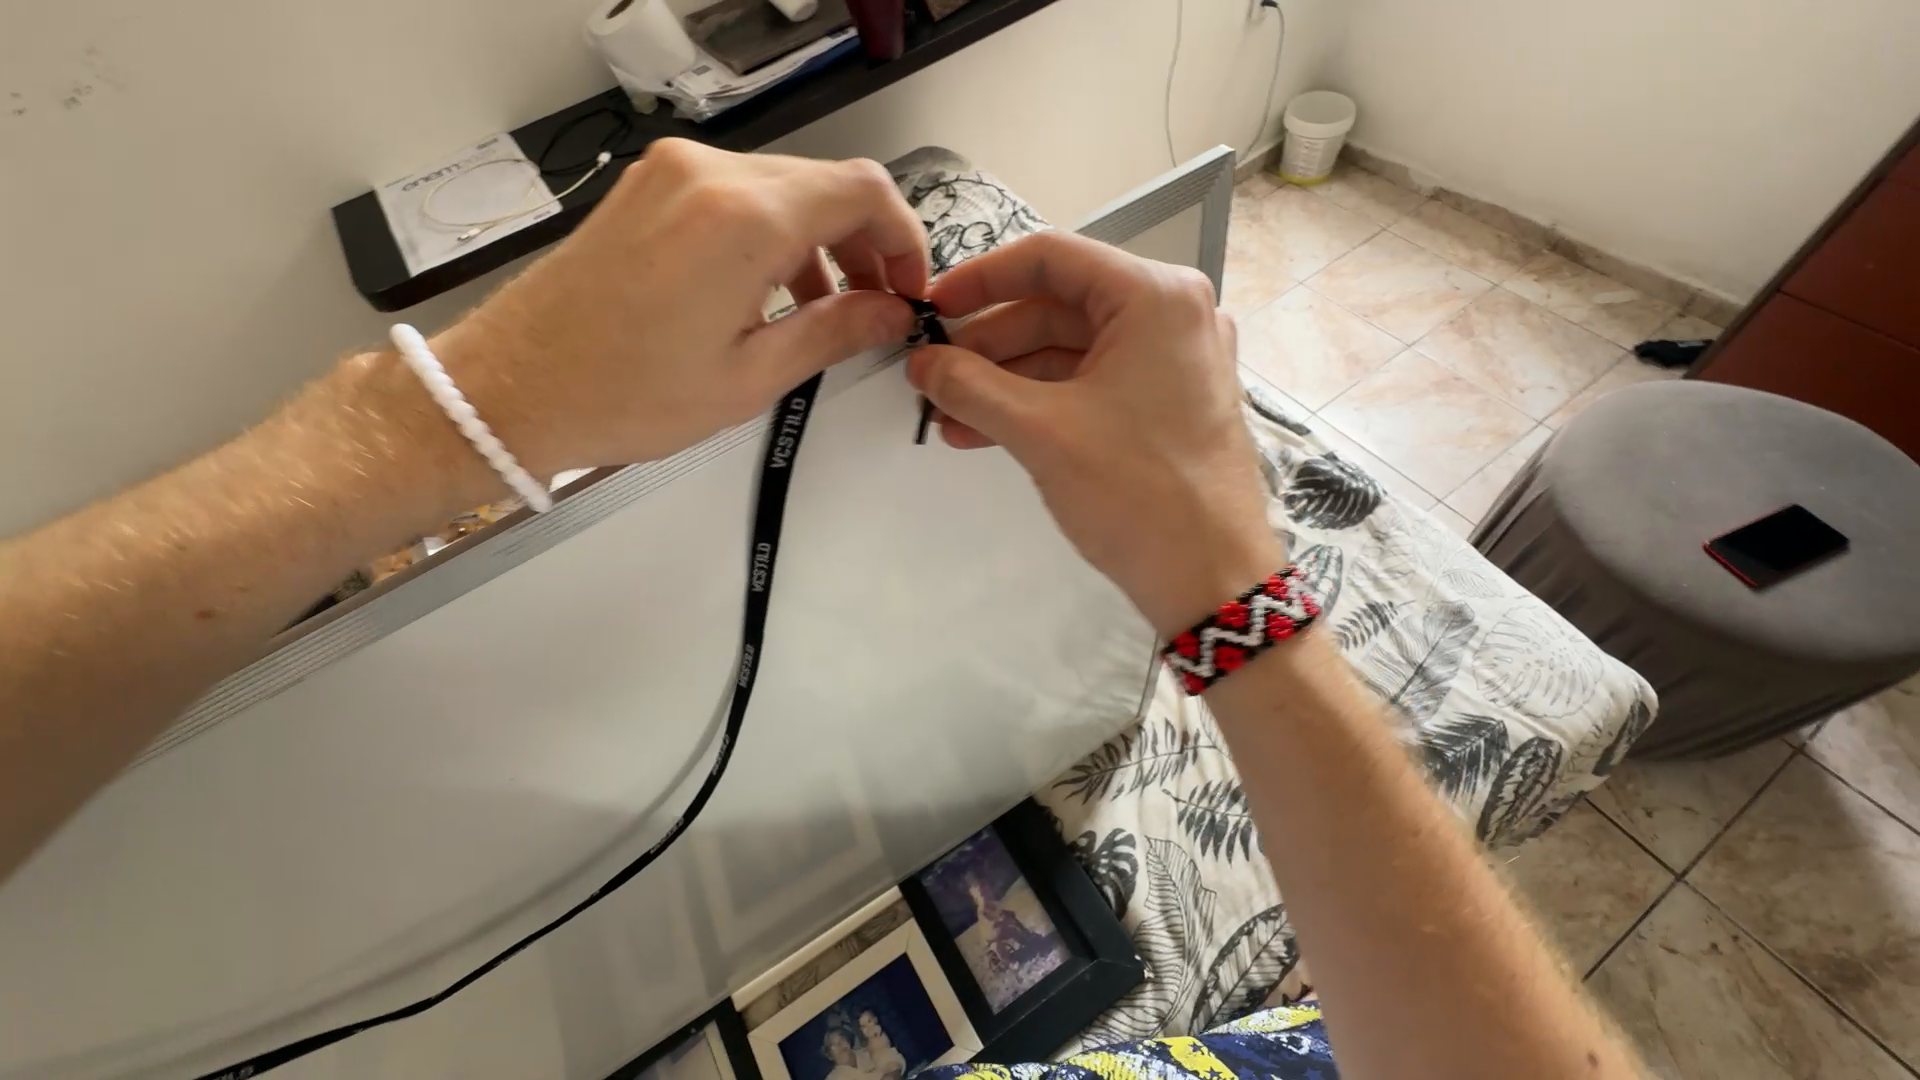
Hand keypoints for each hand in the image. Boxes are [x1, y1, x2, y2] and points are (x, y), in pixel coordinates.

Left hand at [426, 140, 927, 480]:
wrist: (513, 388)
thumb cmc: (620, 393)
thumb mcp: (751, 377)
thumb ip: (835, 333)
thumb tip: (890, 314)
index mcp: (741, 219)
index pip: (864, 192)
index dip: (904, 239)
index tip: (909, 286)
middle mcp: (706, 175)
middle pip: (827, 184)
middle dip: (867, 244)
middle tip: (879, 306)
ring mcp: (673, 174)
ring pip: (785, 188)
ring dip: (822, 241)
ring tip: (828, 309)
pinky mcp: (651, 188)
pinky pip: (739, 195)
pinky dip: (775, 235)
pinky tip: (775, 290)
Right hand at [907, 232, 1280, 635]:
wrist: (1210, 579)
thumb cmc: (1134, 492)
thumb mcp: (1041, 431)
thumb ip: (971, 386)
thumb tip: (921, 362)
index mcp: (1154, 296)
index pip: (1050, 258)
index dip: (980, 279)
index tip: (931, 309)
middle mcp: (1171, 314)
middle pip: (1058, 308)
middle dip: (988, 347)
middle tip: (934, 378)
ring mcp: (1174, 361)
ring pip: (1070, 352)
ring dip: (1006, 382)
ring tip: (949, 417)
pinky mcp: (1168, 403)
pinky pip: (1091, 385)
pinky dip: (1041, 403)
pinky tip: (986, 431)